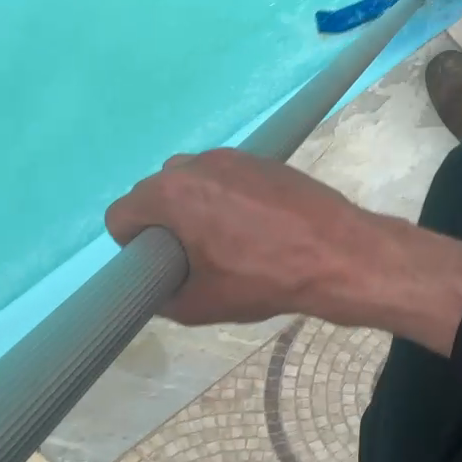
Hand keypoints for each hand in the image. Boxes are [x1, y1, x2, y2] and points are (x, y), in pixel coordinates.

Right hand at [105, 148, 461, 353]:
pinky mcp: (269, 160)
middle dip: (164, 220)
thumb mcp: (196, 303)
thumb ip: (160, 293)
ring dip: (196, 205)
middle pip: (158, 190)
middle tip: (189, 254)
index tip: (158, 264)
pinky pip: (230, 176)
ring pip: (195, 179)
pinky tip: (252, 224)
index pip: (123, 213)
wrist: (338, 251)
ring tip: (223, 240)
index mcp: (174, 192)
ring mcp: (239, 157)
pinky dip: (228, 196)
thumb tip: (158, 284)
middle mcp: (201, 163)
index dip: (133, 244)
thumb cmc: (264, 277)